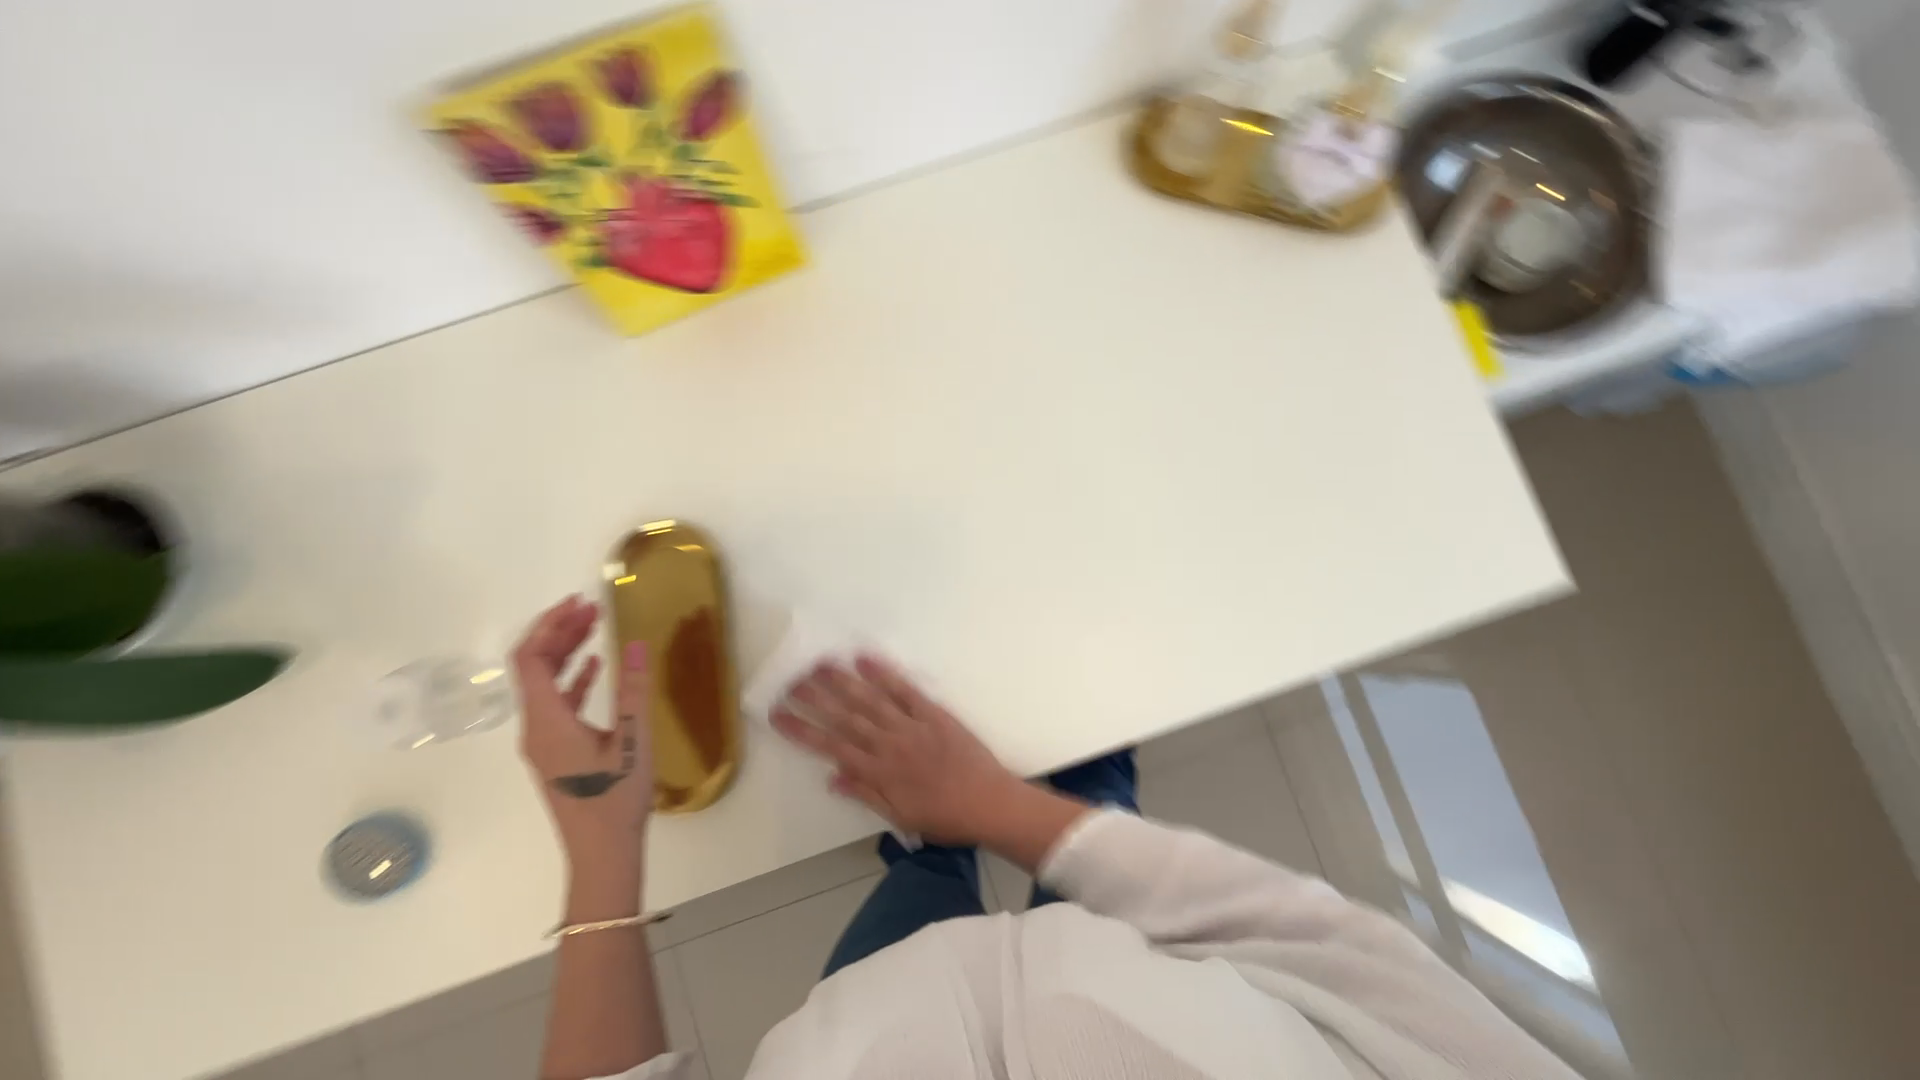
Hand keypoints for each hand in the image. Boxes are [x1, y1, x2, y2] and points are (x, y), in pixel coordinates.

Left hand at [513, 595, 653, 903]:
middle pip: (534, 668)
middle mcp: (535, 729)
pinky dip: (574, 681)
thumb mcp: (632, 741)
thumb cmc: (615, 799)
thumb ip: (632, 690)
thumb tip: (635, 642)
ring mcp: (543, 743)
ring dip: (567, 654)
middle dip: (559, 633)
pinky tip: (597, 670)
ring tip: (596, 629)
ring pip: (545, 686)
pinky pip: (557, 705)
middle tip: (592, 609)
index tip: (579, 603)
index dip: (549, 625)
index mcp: (547, 722)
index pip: (532, 659)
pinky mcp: (556, 754)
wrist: (602, 853)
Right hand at [771, 656, 1020, 844]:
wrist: (990, 803)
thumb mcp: (901, 817)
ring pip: (869, 700)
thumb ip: (866, 794)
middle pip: (844, 717)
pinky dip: (884, 674)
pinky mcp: (934, 713)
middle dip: (814, 699)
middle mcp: (889, 745)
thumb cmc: (946, 817)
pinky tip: (864, 659)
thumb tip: (831, 778)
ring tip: (818, 664)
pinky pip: (905, 690)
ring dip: (842, 681)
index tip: (778, 714)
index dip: (801, 730)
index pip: (830, 747)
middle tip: (789, 680)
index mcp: (878, 773)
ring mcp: (911, 726)